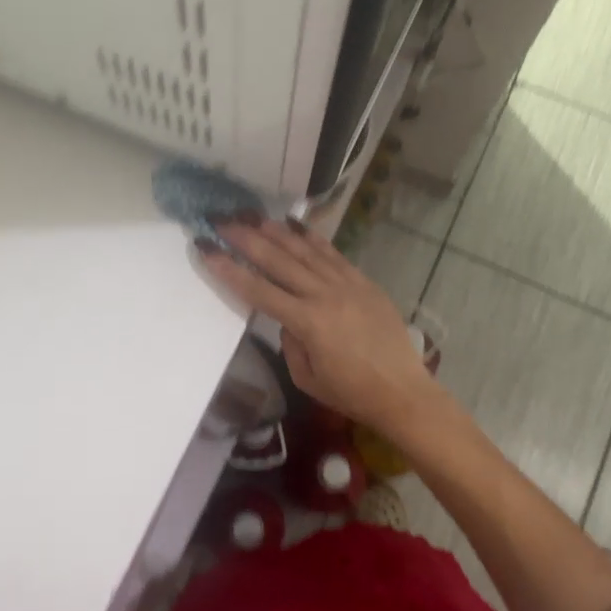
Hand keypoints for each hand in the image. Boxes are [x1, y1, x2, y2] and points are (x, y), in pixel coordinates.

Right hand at [200, 217, 445, 434]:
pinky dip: (312, 237)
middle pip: (278, 261)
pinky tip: (295, 225)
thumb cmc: (351, 393)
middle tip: (222, 220)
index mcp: (307, 323)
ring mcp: (347, 284)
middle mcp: (325, 295)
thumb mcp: (307, 378)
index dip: (229, 269)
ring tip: (252, 216)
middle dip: (247, 239)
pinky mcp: (363, 282)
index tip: (207, 249)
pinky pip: (332, 254)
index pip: (258, 291)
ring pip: (305, 250)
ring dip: (276, 232)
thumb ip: (290, 344)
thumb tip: (287, 320)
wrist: (402, 391)